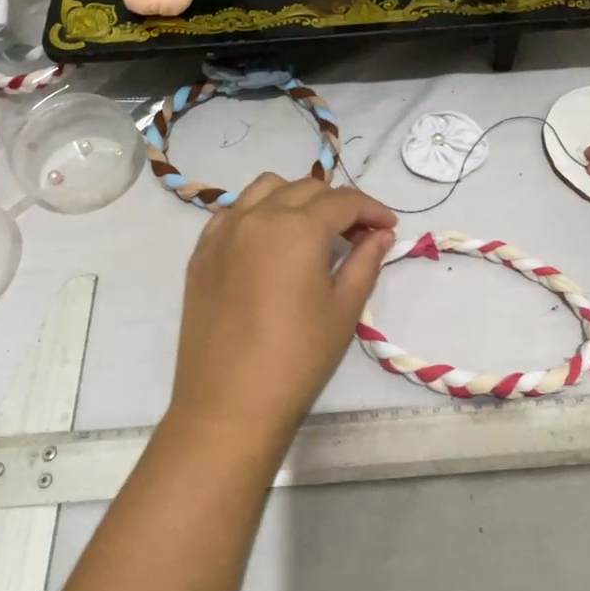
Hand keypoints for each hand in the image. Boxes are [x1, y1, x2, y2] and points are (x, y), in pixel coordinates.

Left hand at [172, 174, 397, 436]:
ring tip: (311, 230)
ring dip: (295, 198)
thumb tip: (379, 235)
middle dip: (337, 203)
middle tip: (357, 234)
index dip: (371, 210)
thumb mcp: (343, 309)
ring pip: (265, 189)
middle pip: (305, 188)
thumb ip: (365, 262)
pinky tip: (269, 242)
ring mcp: (223, 231)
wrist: (229, 401)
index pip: (343, 201)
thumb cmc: (297, 357)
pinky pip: (232, 212)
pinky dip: (257, 213)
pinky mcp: (201, 252)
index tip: (388, 228)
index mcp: (297, 226)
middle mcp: (257, 215)